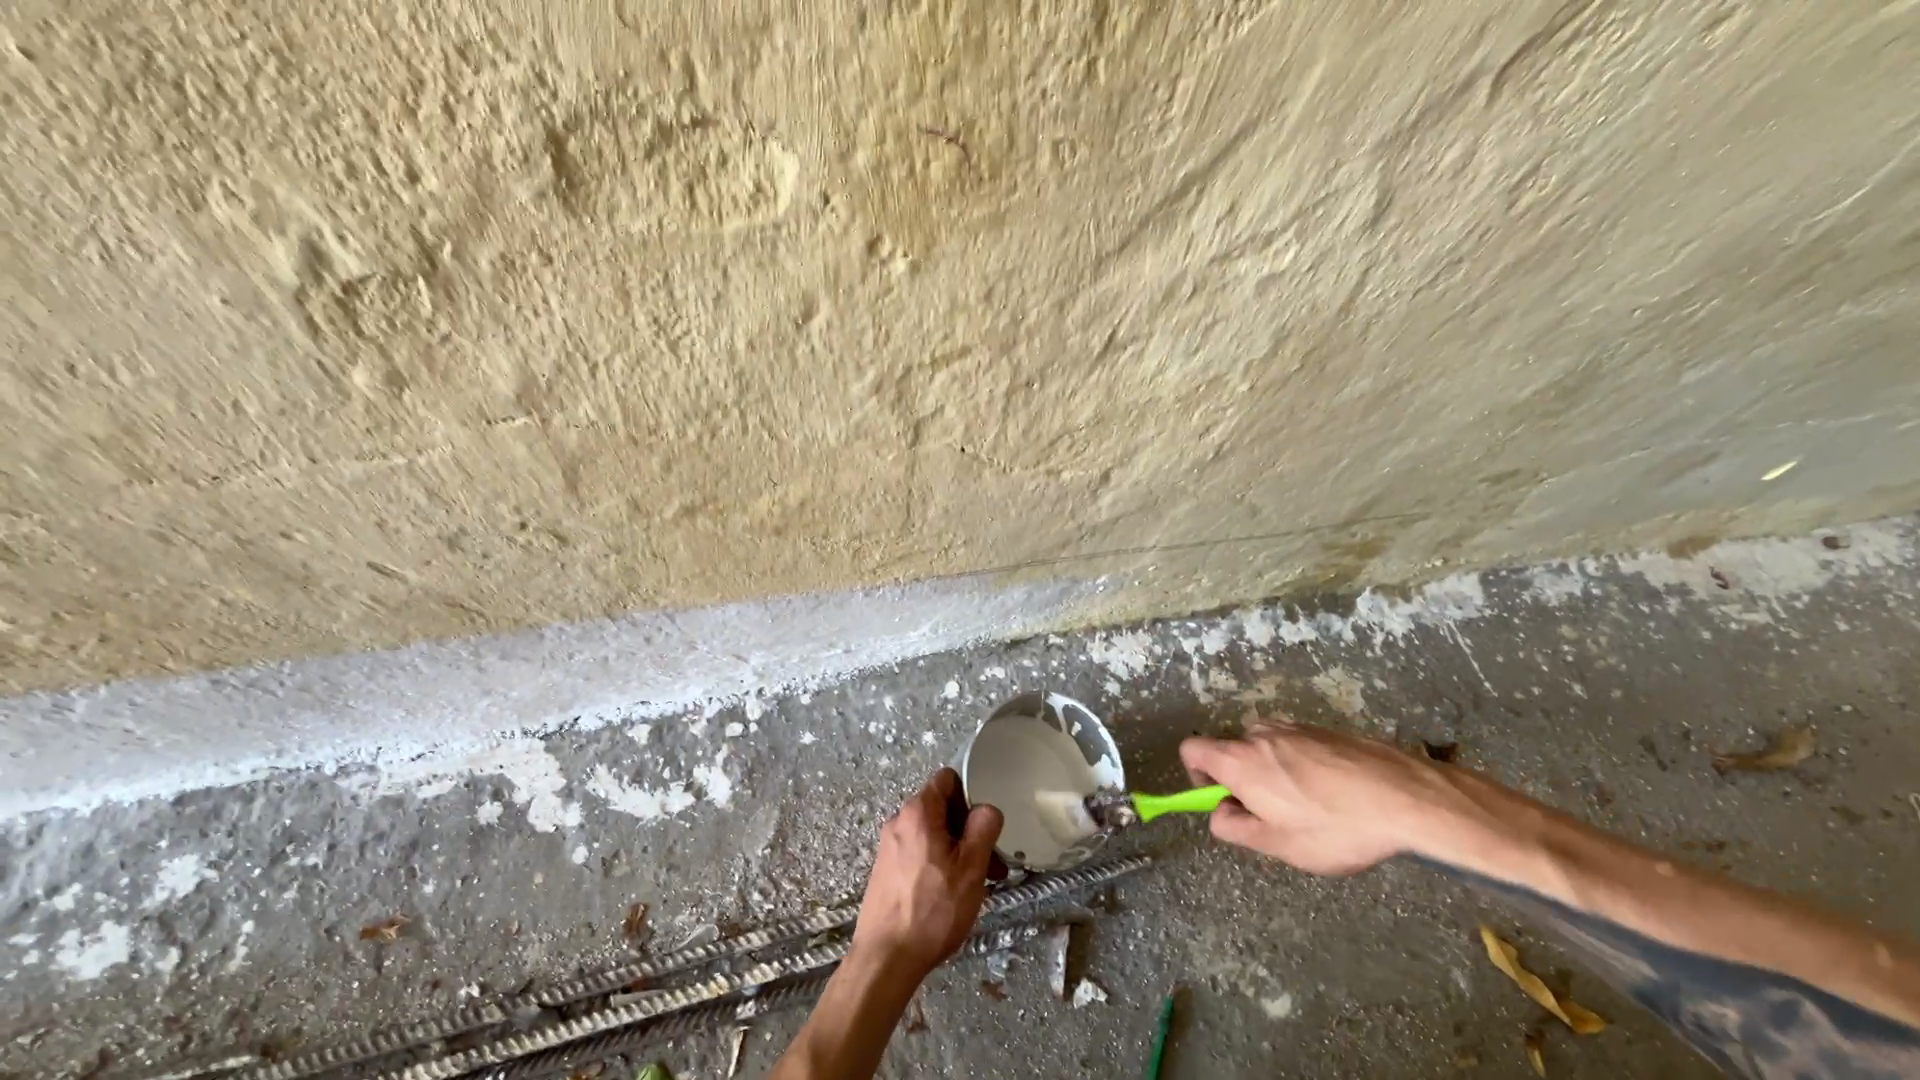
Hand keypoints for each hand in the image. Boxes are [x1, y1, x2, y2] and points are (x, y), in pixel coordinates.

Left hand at [850, 768, 1003, 976]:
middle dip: (969, 831)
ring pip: (932, 834)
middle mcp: (899, 821)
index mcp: (918, 812)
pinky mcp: (885, 870)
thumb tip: (986, 809)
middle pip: (941, 808)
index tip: (985, 825)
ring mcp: (889, 847)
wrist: (886, 958)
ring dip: (957, 851)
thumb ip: (983, 828)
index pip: (947, 779)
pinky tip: (950, 895)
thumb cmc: (933, 909)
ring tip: (976, 885)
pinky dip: (939, 864)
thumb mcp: (971, 867)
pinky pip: (919, 853)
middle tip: (991, 865)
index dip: (971, 795)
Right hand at [1181, 719, 1455, 874]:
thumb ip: (1235, 829)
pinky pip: (1298, 745)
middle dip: (1242, 780)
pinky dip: (1303, 766)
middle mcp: (1262, 735)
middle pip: (1232, 750)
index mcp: (1241, 760)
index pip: (1192, 750)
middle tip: (1273, 816)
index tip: (1224, 802)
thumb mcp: (1278, 844)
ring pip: (1267, 748)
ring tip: (1310, 808)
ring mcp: (1297, 727)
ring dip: (1273, 772)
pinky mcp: (1328, 730)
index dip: (1196, 777)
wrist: (1407, 797)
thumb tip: (1221, 813)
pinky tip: (1337, 795)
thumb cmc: (1335, 827)